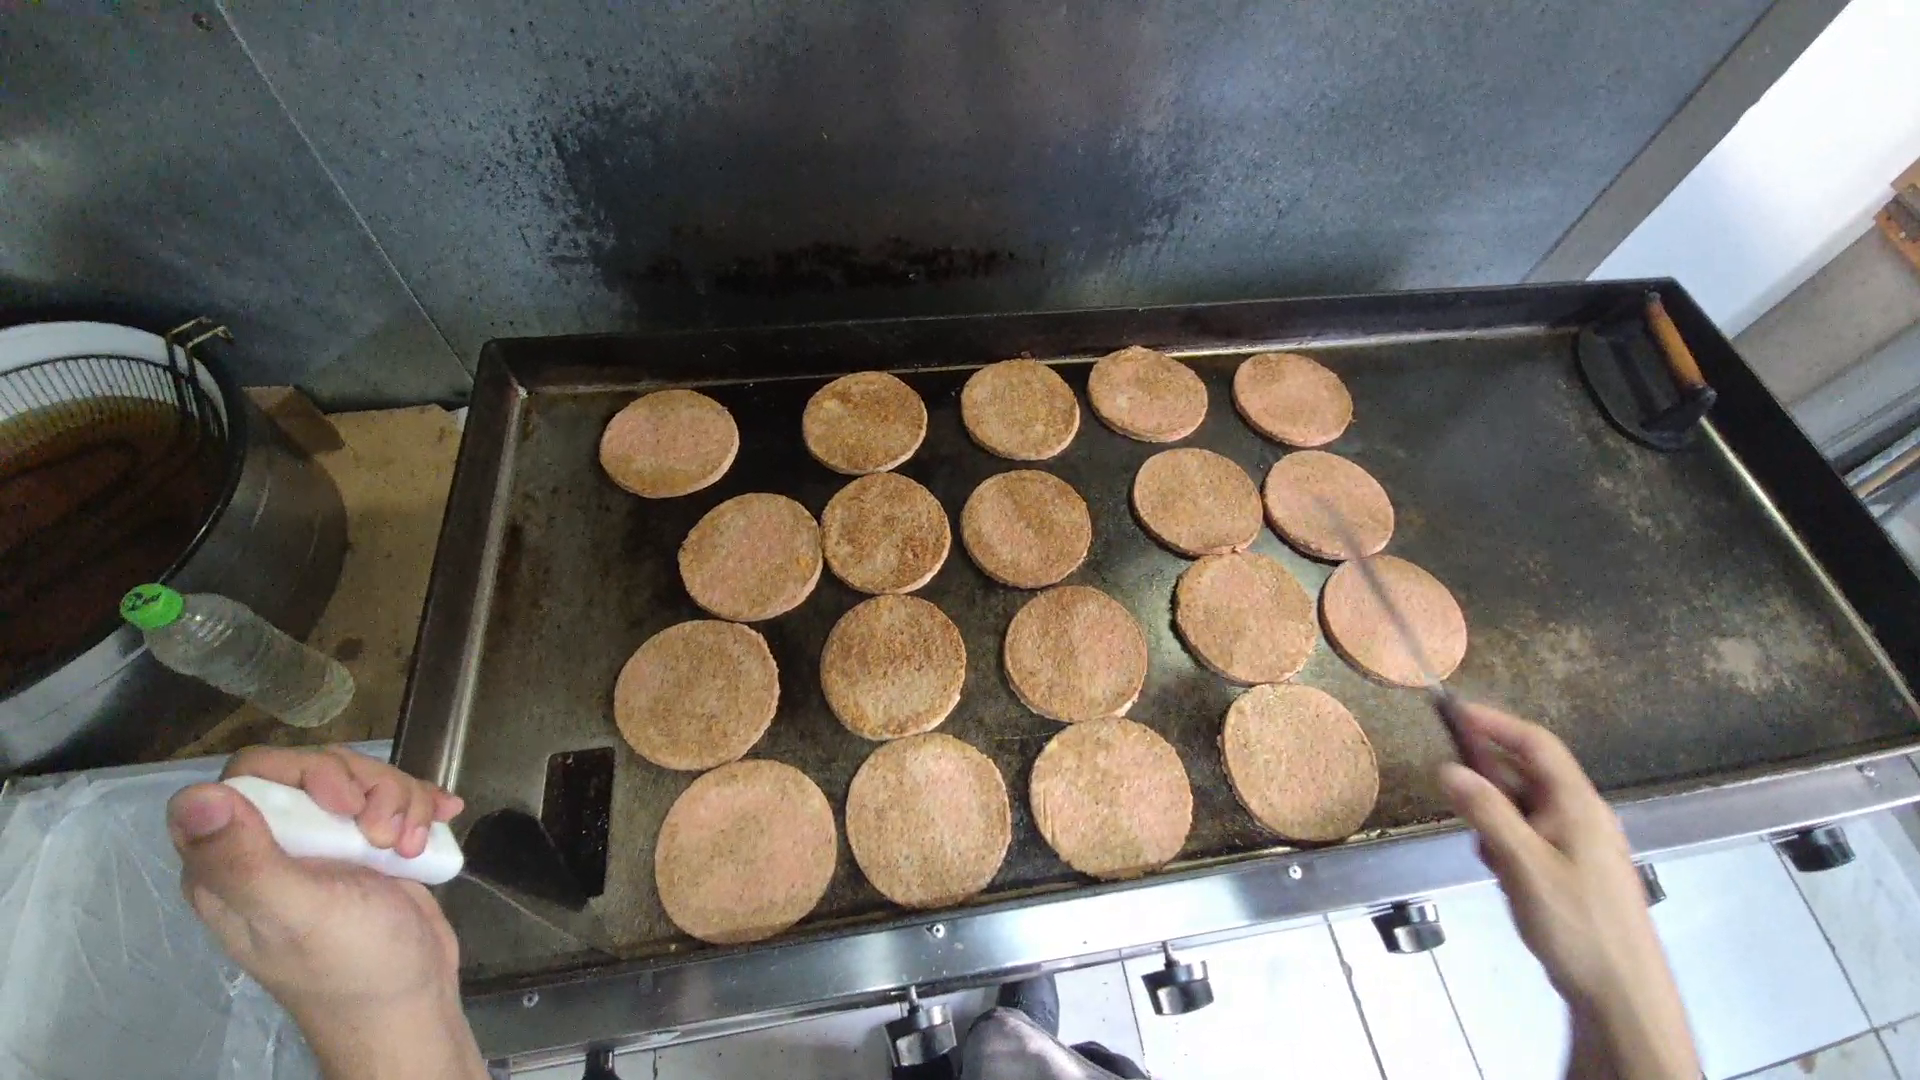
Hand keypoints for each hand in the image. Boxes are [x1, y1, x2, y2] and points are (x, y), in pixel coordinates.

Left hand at [167, 745, 485, 1079]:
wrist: (411, 999)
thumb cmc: (348, 964)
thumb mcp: (296, 913)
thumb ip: (245, 860)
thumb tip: (197, 797)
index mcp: (234, 862)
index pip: (252, 776)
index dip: (302, 772)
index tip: (342, 802)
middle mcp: (278, 845)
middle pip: (320, 768)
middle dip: (370, 788)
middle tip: (384, 833)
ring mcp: (330, 845)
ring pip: (367, 778)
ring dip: (404, 800)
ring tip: (411, 845)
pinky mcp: (374, 846)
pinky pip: (401, 797)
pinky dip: (426, 805)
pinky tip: (442, 820)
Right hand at [1438, 703, 1697, 1079]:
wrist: (1622, 995)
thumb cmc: (1577, 923)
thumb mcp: (1523, 864)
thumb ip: (1486, 812)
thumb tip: (1448, 767)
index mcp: (1578, 806)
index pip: (1536, 745)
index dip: (1495, 722)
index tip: (1453, 711)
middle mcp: (1582, 817)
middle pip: (1528, 773)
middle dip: (1487, 775)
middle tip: (1450, 779)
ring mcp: (1580, 844)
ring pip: (1524, 808)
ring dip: (1494, 816)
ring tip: (1483, 849)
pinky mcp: (1572, 870)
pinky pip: (1529, 835)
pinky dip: (1505, 841)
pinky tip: (1500, 871)